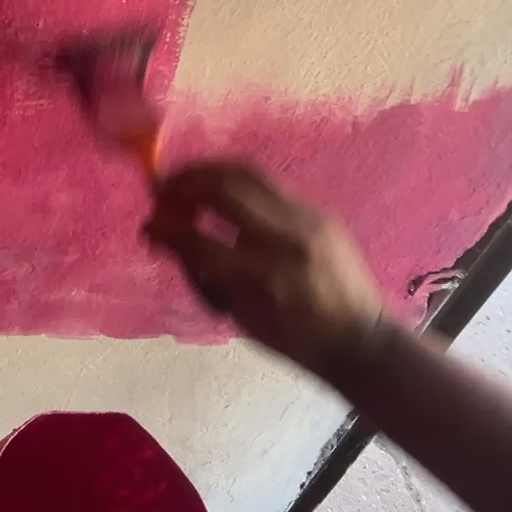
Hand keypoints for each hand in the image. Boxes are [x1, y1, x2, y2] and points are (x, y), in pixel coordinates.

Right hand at [144, 161, 385, 379]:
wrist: (362, 340)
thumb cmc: (295, 338)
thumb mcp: (240, 316)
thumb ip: (200, 271)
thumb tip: (160, 233)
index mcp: (266, 277)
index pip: (200, 240)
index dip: (166, 229)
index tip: (149, 225)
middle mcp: (287, 237)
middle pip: (223, 187)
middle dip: (184, 184)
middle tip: (163, 192)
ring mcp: (307, 216)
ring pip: (245, 170)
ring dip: (206, 170)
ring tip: (184, 179)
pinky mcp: (316, 208)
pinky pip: (265, 180)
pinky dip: (233, 178)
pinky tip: (216, 186)